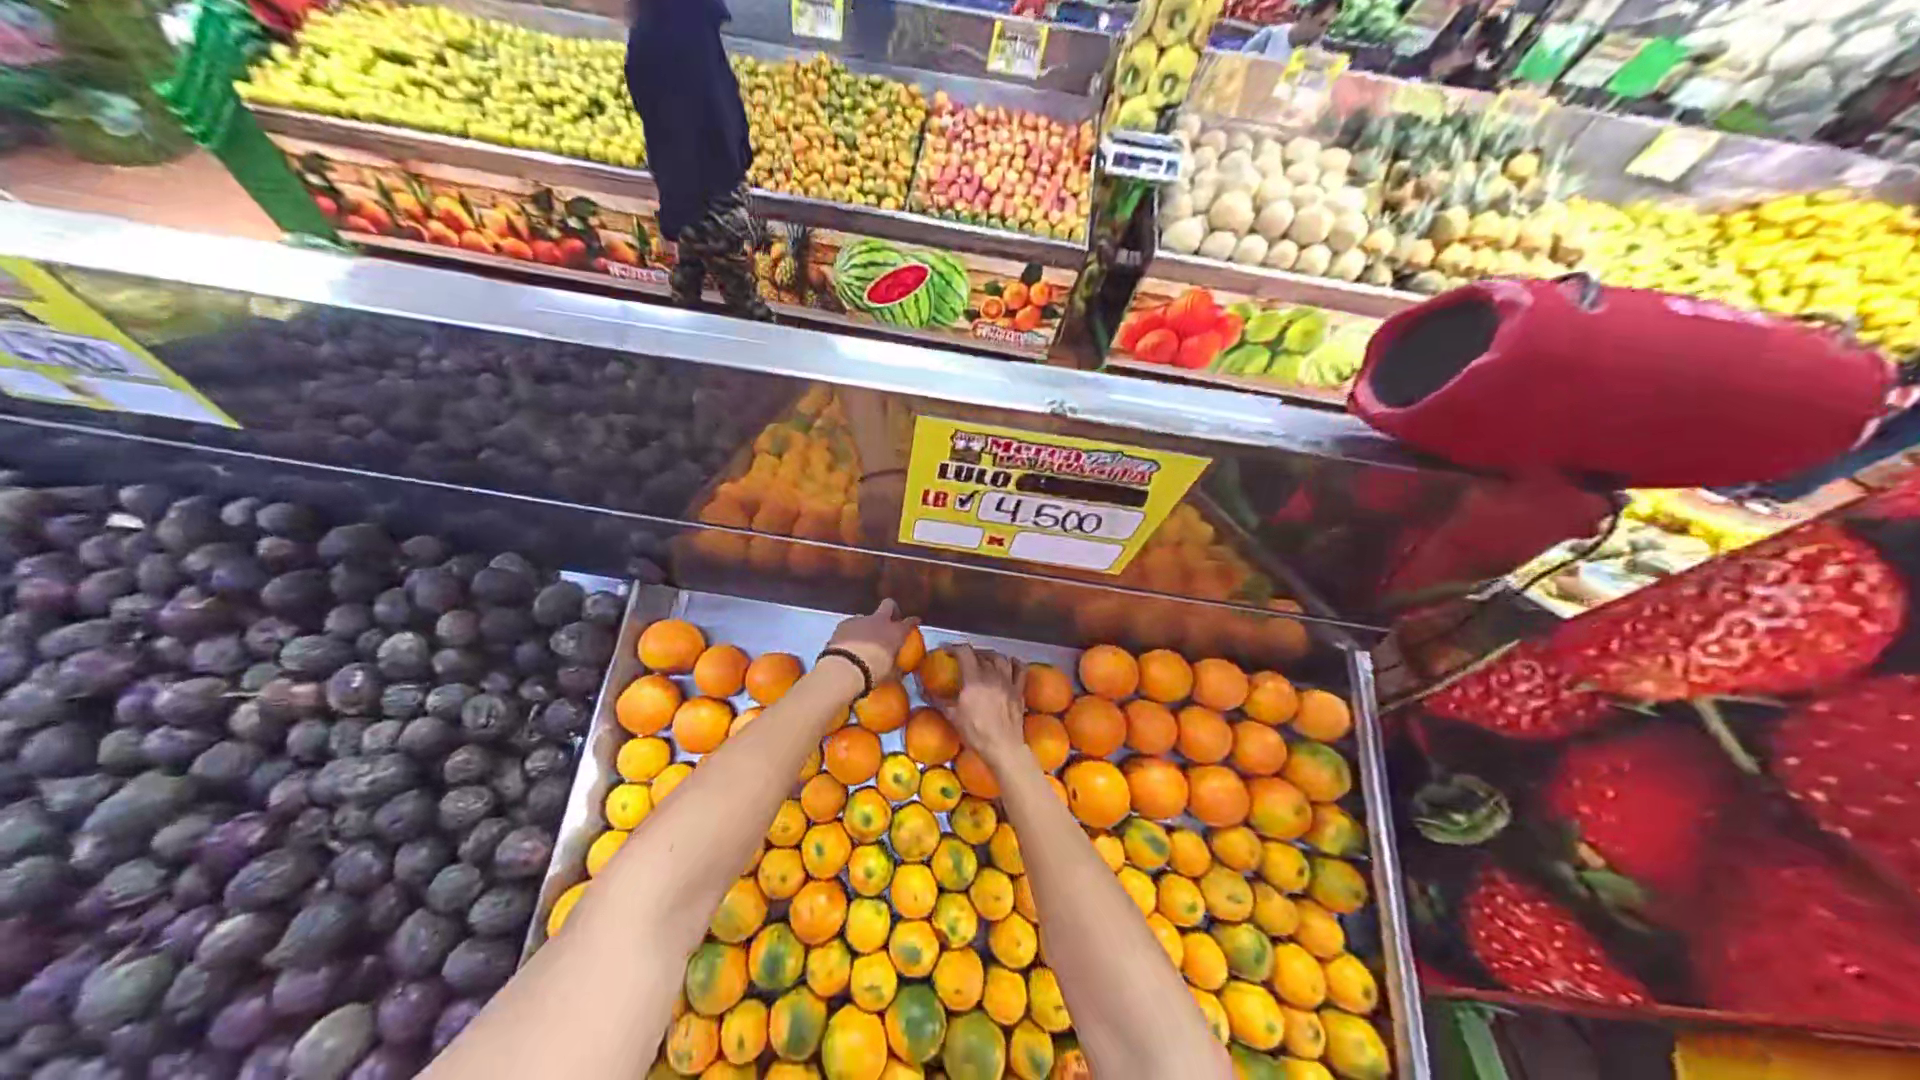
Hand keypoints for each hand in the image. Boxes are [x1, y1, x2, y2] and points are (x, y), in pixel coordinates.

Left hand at [825, 599, 917, 685]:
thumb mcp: (889, 674)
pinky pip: (851, 624)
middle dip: (892, 609)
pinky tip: (848, 643)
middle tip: (890, 620)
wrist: (844, 669)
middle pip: (889, 604)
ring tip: (864, 638)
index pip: (909, 622)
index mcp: (895, 633)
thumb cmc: (872, 672)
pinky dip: (851, 631)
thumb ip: (895, 668)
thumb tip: (899, 671)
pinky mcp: (844, 624)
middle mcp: (880, 621)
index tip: (915, 621)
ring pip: (867, 616)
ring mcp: (861, 620)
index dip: (913, 621)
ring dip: (868, 624)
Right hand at [943, 645, 1026, 769]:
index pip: (964, 652)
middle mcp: (992, 675)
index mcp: (974, 679)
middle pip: (982, 655)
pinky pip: (1020, 670)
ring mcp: (1008, 682)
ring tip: (983, 659)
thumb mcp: (952, 717)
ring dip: (990, 655)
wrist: (1003, 747)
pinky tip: (1011, 661)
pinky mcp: (1019, 691)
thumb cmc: (976, 733)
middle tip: (963, 659)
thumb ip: (938, 700)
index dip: (954, 647)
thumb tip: (922, 690)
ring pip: (1001, 658)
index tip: (947, 650)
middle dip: (971, 653)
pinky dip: (1015, 662)